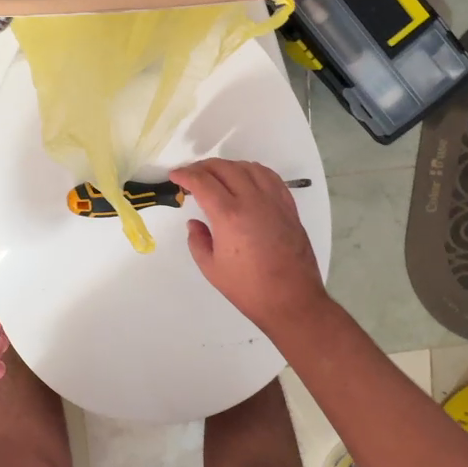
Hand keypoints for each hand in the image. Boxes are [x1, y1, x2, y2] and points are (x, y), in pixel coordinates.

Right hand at [170, 159, 328, 334]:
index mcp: (229, 215)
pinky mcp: (289, 207)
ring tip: (217, 175)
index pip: (202, 181)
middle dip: (202, 167)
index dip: (185, 174)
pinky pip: (270, 177)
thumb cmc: (248, 288)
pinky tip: (246, 178)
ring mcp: (273, 201)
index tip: (175, 176)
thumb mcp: (211, 268)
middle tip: (191, 175)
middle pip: (224, 168)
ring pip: (248, 167)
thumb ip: (197, 241)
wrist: (292, 300)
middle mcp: (252, 201)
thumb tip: (195, 223)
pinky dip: (253, 171)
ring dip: (228, 166)